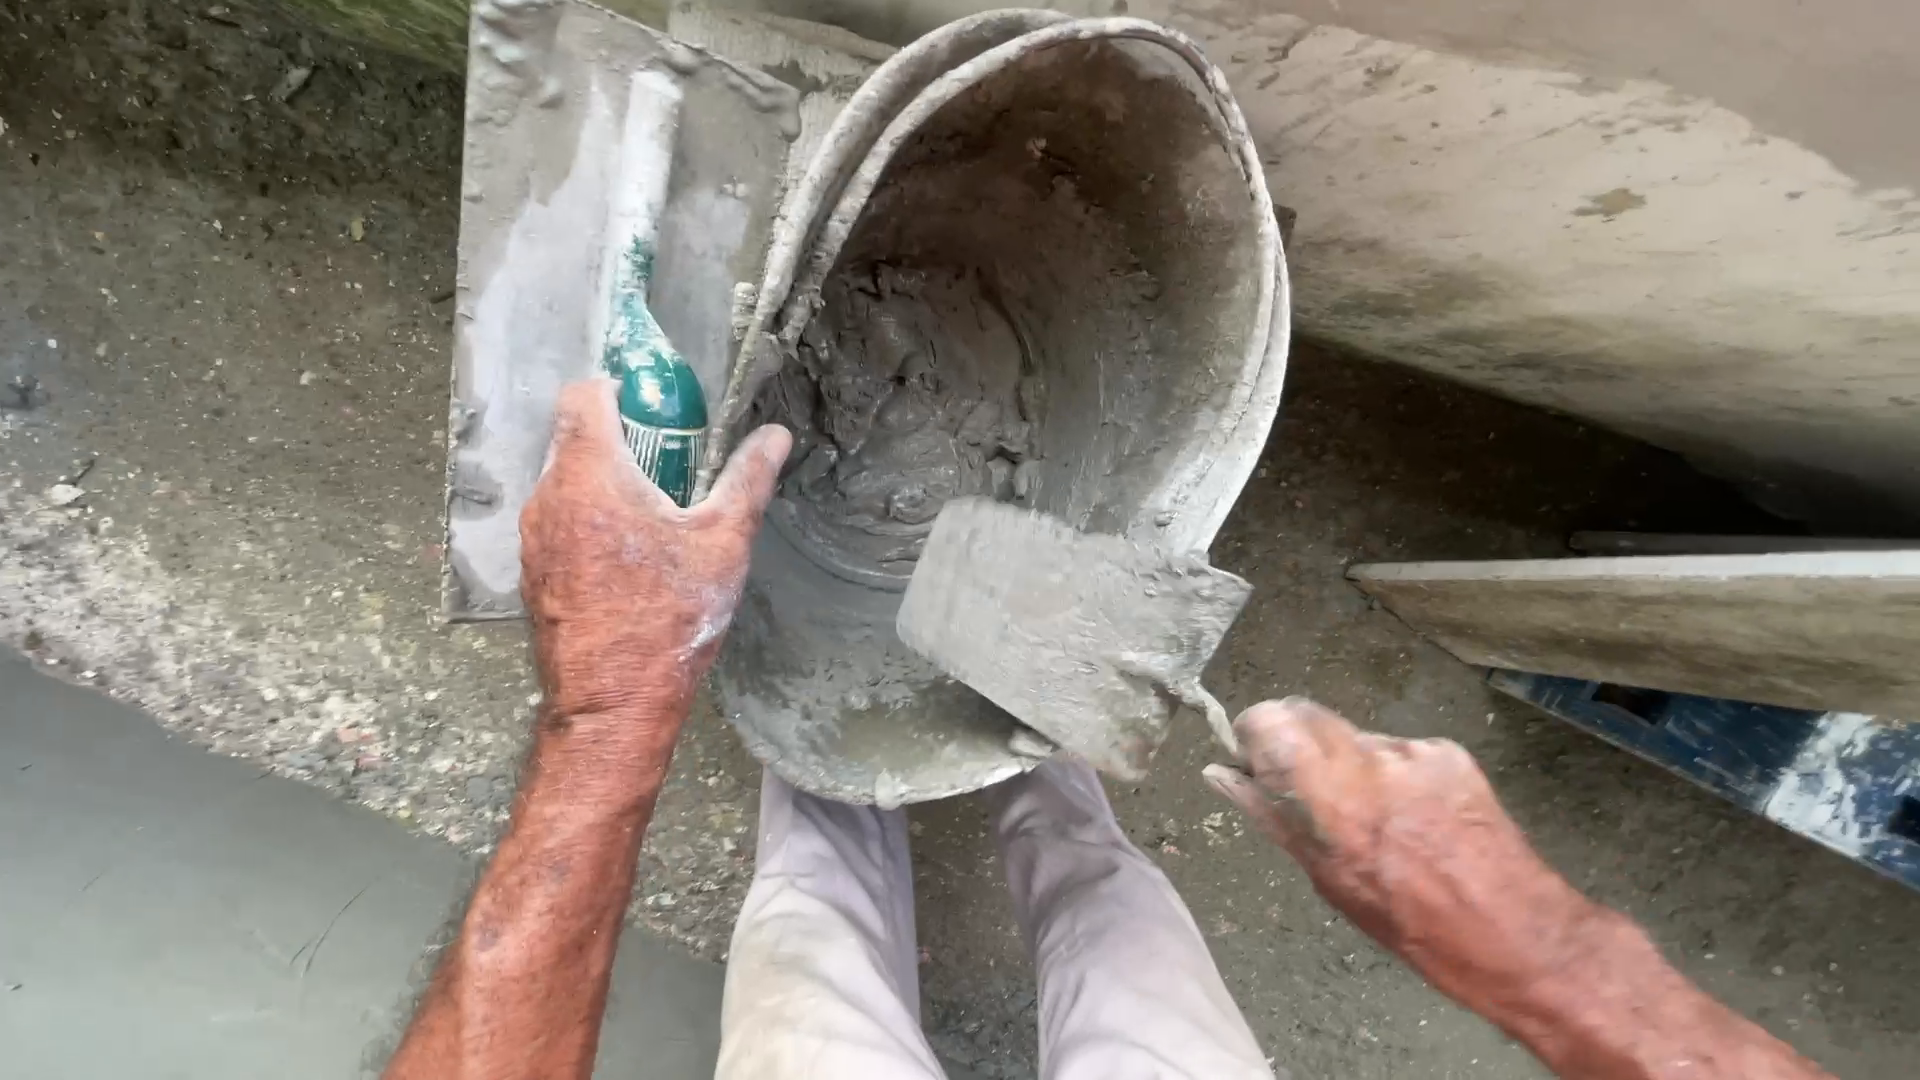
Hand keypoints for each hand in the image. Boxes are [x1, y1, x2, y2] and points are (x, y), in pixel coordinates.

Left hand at [519, 379, 790, 736]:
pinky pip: (560, 519)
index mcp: (591, 476)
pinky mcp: (534, 570)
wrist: (613, 702)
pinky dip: (592, 517)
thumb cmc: (670, 616)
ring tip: (658, 518)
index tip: (660, 411)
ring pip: (568, 480)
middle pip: (576, 436)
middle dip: (626, 438)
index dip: (620, 390)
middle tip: (675, 469)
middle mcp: (549, 497)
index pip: (584, 396)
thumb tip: (775, 436)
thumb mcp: (724, 542)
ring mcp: (534, 537)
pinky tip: (631, 558)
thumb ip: (748, 480)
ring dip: (609, 481)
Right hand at [1203, 698, 1601, 1015]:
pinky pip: (1396, 749)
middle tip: (1302, 783)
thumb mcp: (1328, 879)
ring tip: (1374, 814)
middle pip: (1305, 714)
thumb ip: (1270, 815)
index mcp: (1332, 795)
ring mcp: (1413, 751)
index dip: (1252, 729)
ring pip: (1351, 735)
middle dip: (1292, 739)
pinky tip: (1412, 814)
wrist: (1526, 939)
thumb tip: (1219, 773)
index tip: (1251, 754)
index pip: (1269, 720)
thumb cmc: (1414, 925)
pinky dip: (1389, 771)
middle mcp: (1370, 759)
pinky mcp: (1448, 751)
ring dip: (1344, 761)